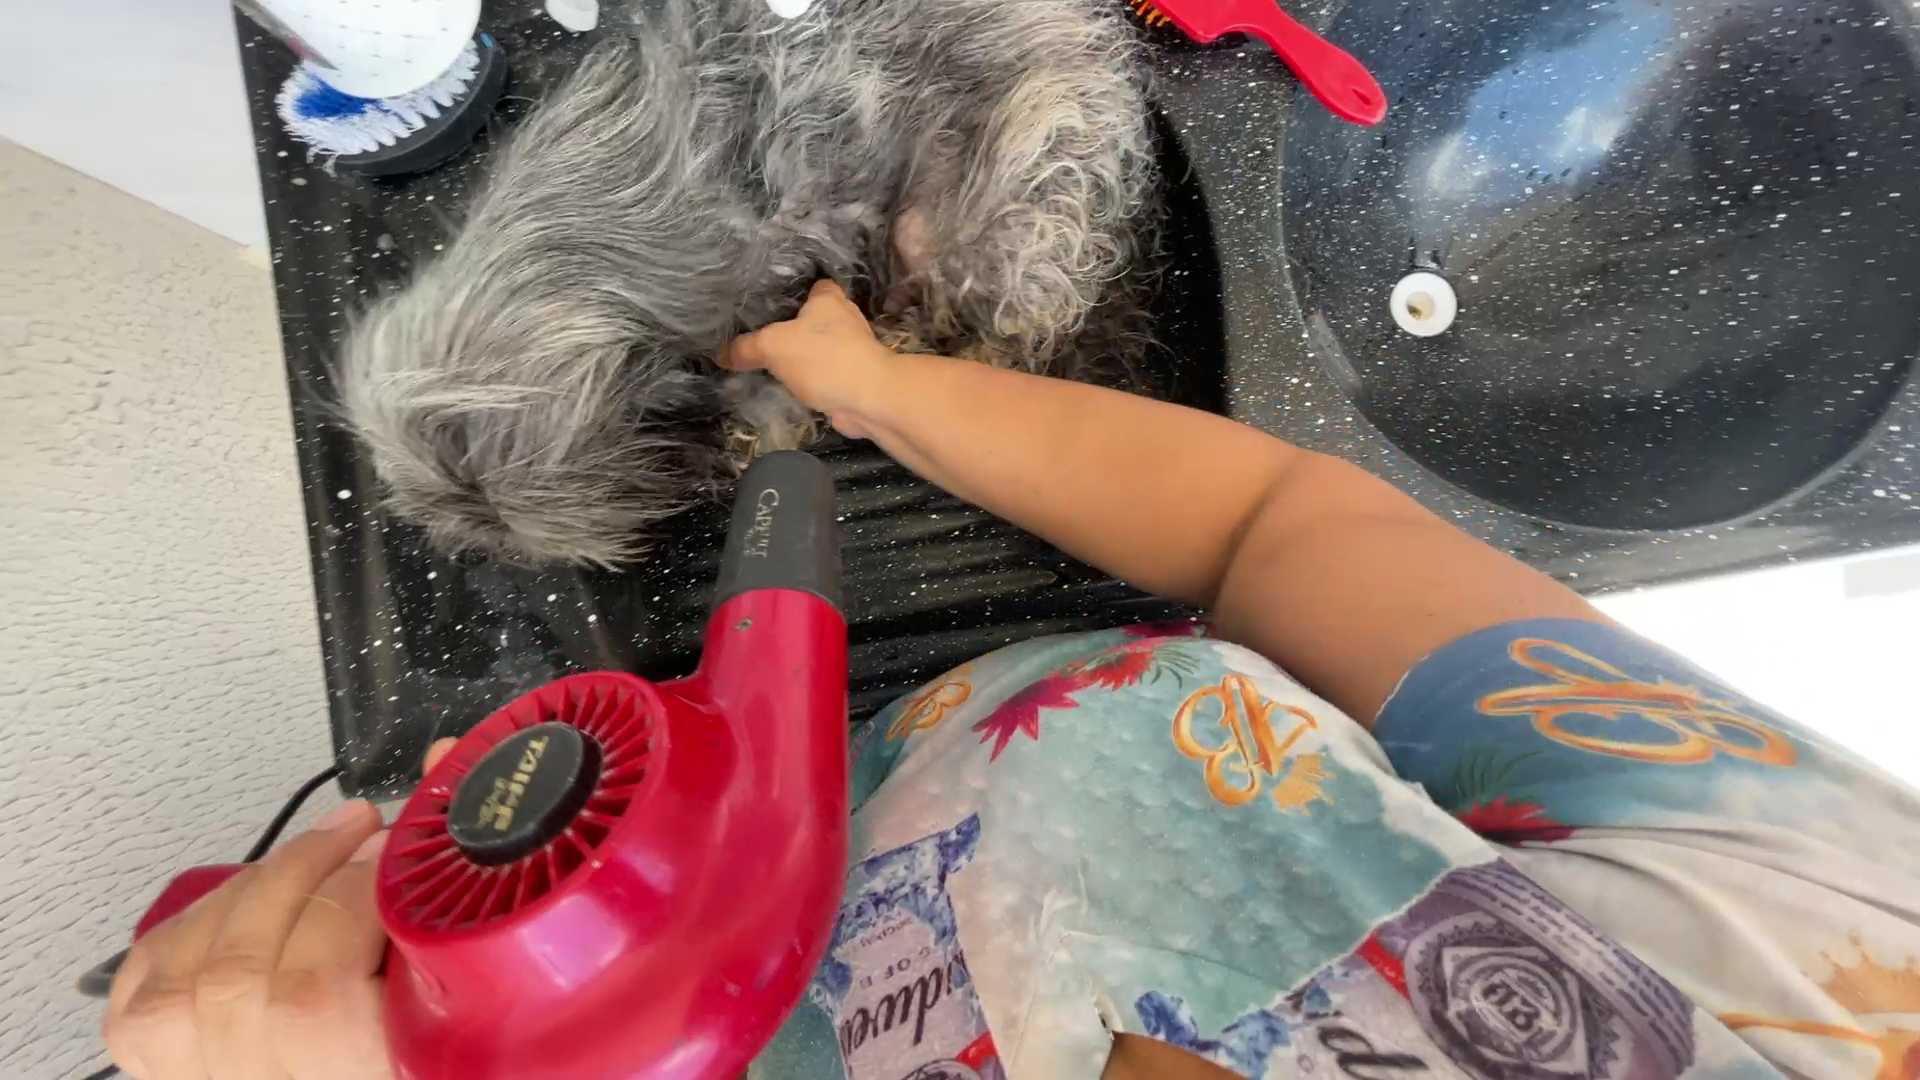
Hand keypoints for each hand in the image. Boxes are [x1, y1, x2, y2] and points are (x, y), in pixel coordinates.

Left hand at [104, 742, 454, 1079]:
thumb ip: (462, 877)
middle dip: (305, 870)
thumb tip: (442, 762)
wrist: (391, 1079)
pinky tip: (250, 896)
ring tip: (317, 847)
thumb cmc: (443, 1022)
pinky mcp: (172, 1067)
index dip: (355, 894)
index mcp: (355, 1065)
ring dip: (254, 886)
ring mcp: (212, 1077)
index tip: (400, 847)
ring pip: (187, 979)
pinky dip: (189, 928)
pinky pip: (143, 996)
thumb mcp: (476, 965)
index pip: (316, 992)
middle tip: (363, 826)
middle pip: (244, 975)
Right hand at [720, 279, 897, 437]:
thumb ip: (746, 348)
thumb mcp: (773, 346)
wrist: (869, 399)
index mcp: (830, 300)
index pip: (815, 285)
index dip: (796, 291)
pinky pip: (827, 375)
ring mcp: (853, 352)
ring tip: (773, 362)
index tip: (772, 302)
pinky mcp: (855, 379)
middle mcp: (846, 320)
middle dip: (797, 327)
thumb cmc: (824, 358)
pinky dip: (813, 380)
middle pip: (818, 318)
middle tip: (764, 335)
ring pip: (823, 348)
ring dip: (806, 356)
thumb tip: (720, 354)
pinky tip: (793, 386)